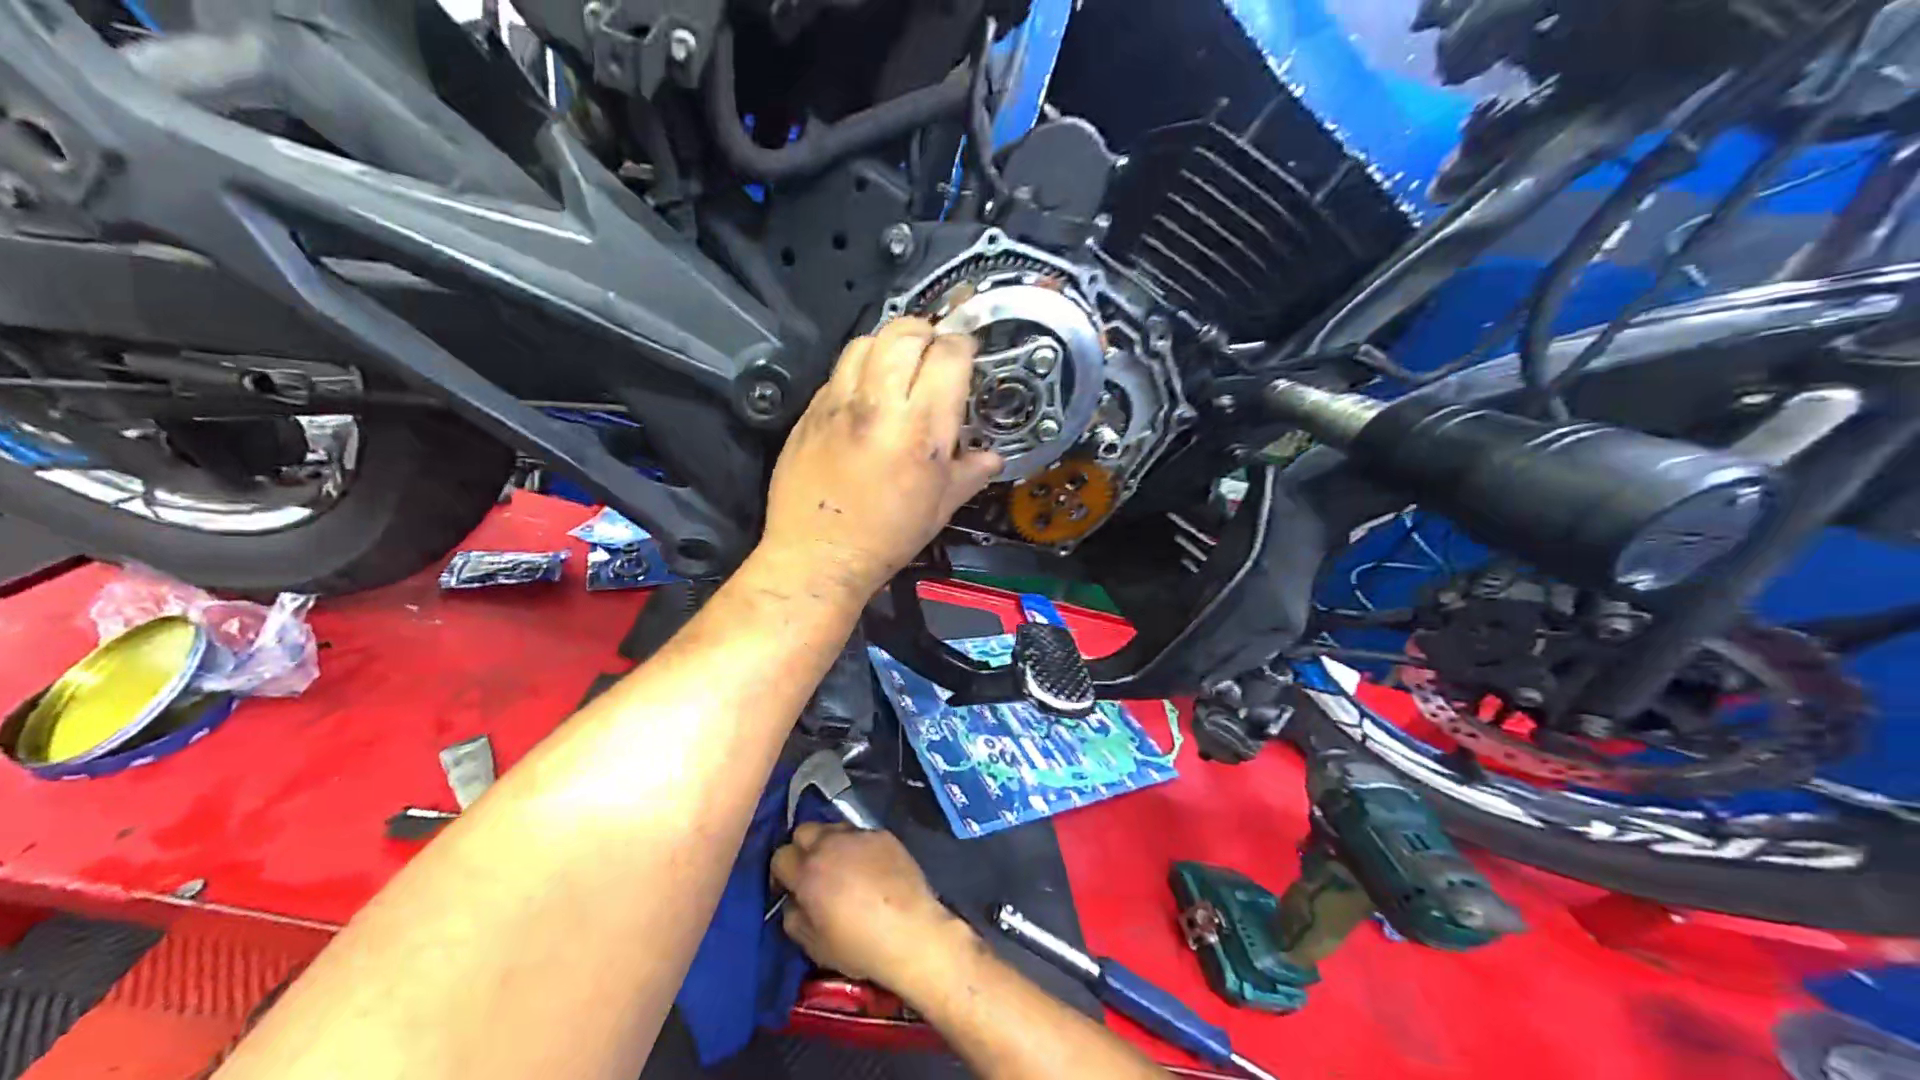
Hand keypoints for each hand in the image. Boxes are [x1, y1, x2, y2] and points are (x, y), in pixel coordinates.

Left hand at [760, 317, 1001, 599]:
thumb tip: (991, 460)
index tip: (965, 353)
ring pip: (866, 341)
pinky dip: (859, 369)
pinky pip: (838, 370)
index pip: (948, 355)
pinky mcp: (811, 412)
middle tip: (933, 349)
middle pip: (904, 333)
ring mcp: (839, 405)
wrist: (818, 556)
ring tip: (898, 363)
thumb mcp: (941, 507)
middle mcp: (880, 406)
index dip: (962, 346)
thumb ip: (970, 473)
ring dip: (889, 343)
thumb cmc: (884, 537)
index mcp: (921, 430)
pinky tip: (866, 391)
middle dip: (926, 332)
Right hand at [771, 824, 975, 989]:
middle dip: (802, 849)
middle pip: (803, 832)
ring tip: (842, 867)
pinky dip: (858, 847)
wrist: (911, 932)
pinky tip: (869, 868)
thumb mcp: (813, 945)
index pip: (780, 856)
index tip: (791, 889)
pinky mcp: (884, 835)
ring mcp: (860, 835)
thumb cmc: (859, 945)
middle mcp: (830, 844)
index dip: (782, 874)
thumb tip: (793, 900)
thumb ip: (793, 916)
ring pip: (833, 828)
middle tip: (814, 873)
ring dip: (830, 844)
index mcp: (808, 871)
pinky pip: (861, 834)